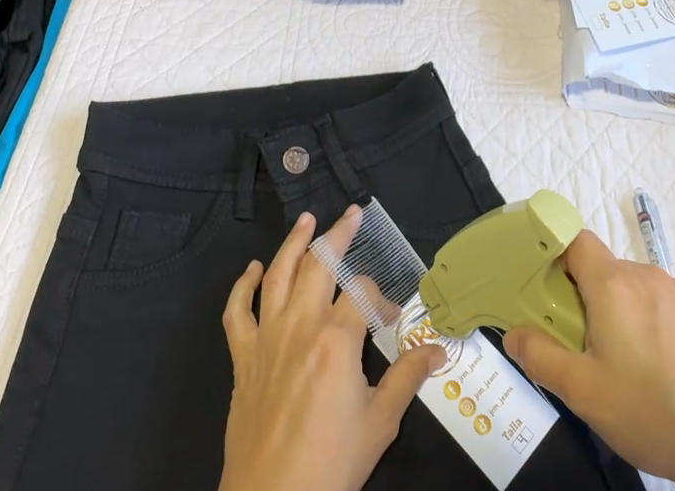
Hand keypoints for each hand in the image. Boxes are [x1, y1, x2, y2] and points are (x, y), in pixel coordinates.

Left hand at [218, 206, 444, 490]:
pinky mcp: (242, 357)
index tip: (394, 318)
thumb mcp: (381, 422)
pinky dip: (242, 286)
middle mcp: (300, 326)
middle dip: (338, 234)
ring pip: (277, 275)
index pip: (364, 293)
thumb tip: (438, 350)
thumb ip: (407, 377)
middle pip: (319, 265)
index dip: (383, 298)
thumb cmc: (332, 462)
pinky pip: (237, 312)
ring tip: (306, 219)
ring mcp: (266, 339)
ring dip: (292, 243)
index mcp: (337, 340)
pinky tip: (251, 269)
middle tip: (352, 213)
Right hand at [505, 232, 674, 490]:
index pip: (576, 240)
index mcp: (615, 284)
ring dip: (617, 317)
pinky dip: (648, 329)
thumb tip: (514, 335)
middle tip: (575, 347)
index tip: (542, 293)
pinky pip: (663, 310)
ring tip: (618, 370)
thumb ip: (541, 358)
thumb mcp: (583, 393)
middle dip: (582, 300)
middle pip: (604, 271)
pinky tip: (657, 377)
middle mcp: (650, 277)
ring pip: (635, 293)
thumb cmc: (653, 411)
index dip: (554, 256)